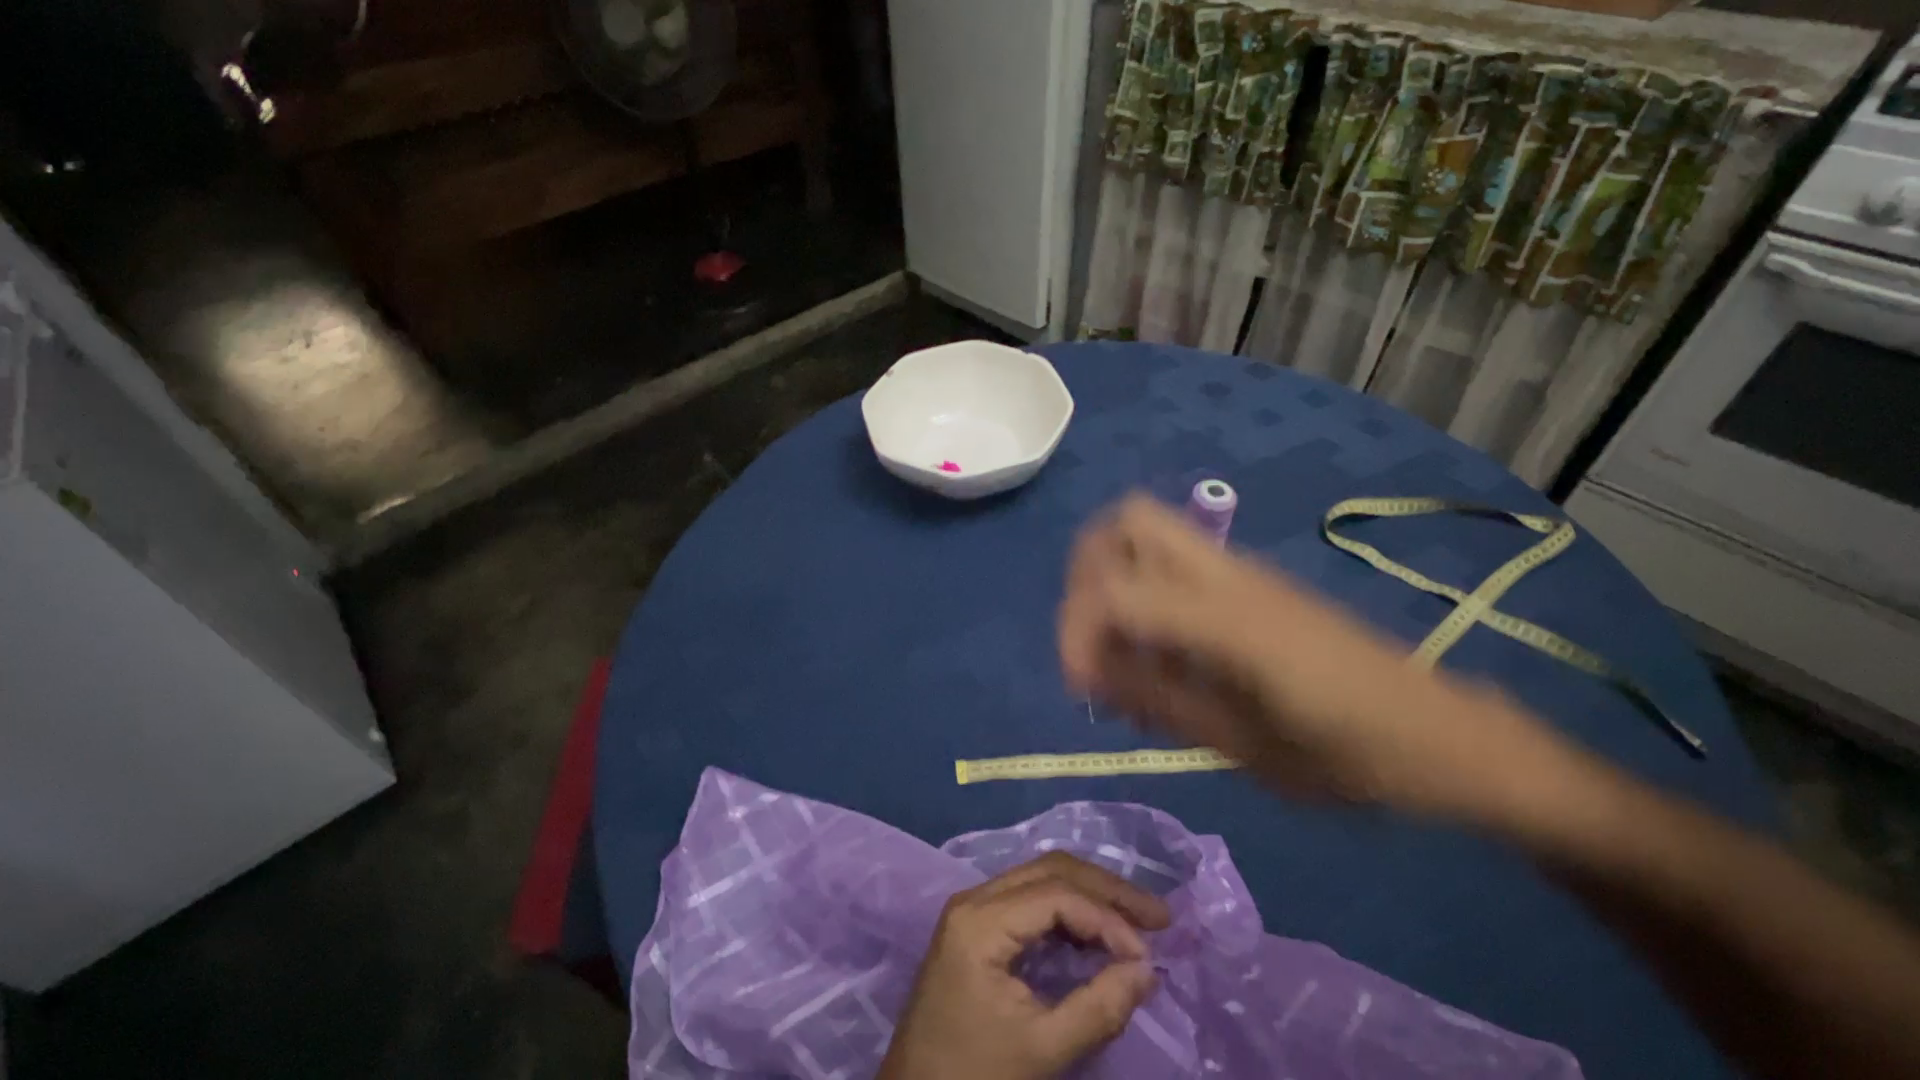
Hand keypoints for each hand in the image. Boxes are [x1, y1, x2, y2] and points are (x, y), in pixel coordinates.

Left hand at [876, 853, 1169, 1079]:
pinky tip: (1099, 935)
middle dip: (1108, 891)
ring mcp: (972, 910)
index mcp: (980, 921)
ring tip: (1139, 923)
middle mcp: (973, 899)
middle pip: (1052, 870)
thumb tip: (1149, 970)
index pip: (1058, 895)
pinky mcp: (976, 927)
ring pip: (1042, 878)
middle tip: (1159, 917)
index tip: (1146, 957)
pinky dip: (1069, 910)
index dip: (1109, 919)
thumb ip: (1099, 1008)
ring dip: (1092, 896)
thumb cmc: (973, 1072)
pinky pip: (1030, 899)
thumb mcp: (1042, 1048)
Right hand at [1057, 494, 1550, 816]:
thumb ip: (1161, 701)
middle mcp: (1231, 576)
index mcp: (1228, 618)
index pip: (1116, 590)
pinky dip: (1149, 595)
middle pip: (1128, 521)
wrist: (1444, 739)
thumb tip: (1091, 672)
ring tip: (1127, 659)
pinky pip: (1181, 566)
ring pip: (1153, 535)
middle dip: (1087, 573)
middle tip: (1091, 643)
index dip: (1077, 632)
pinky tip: (1166, 660)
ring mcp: (1247, 574)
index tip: (1082, 690)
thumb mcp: (1245, 747)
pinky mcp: (1258, 587)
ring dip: (1118, 581)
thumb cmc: (1349, 758)